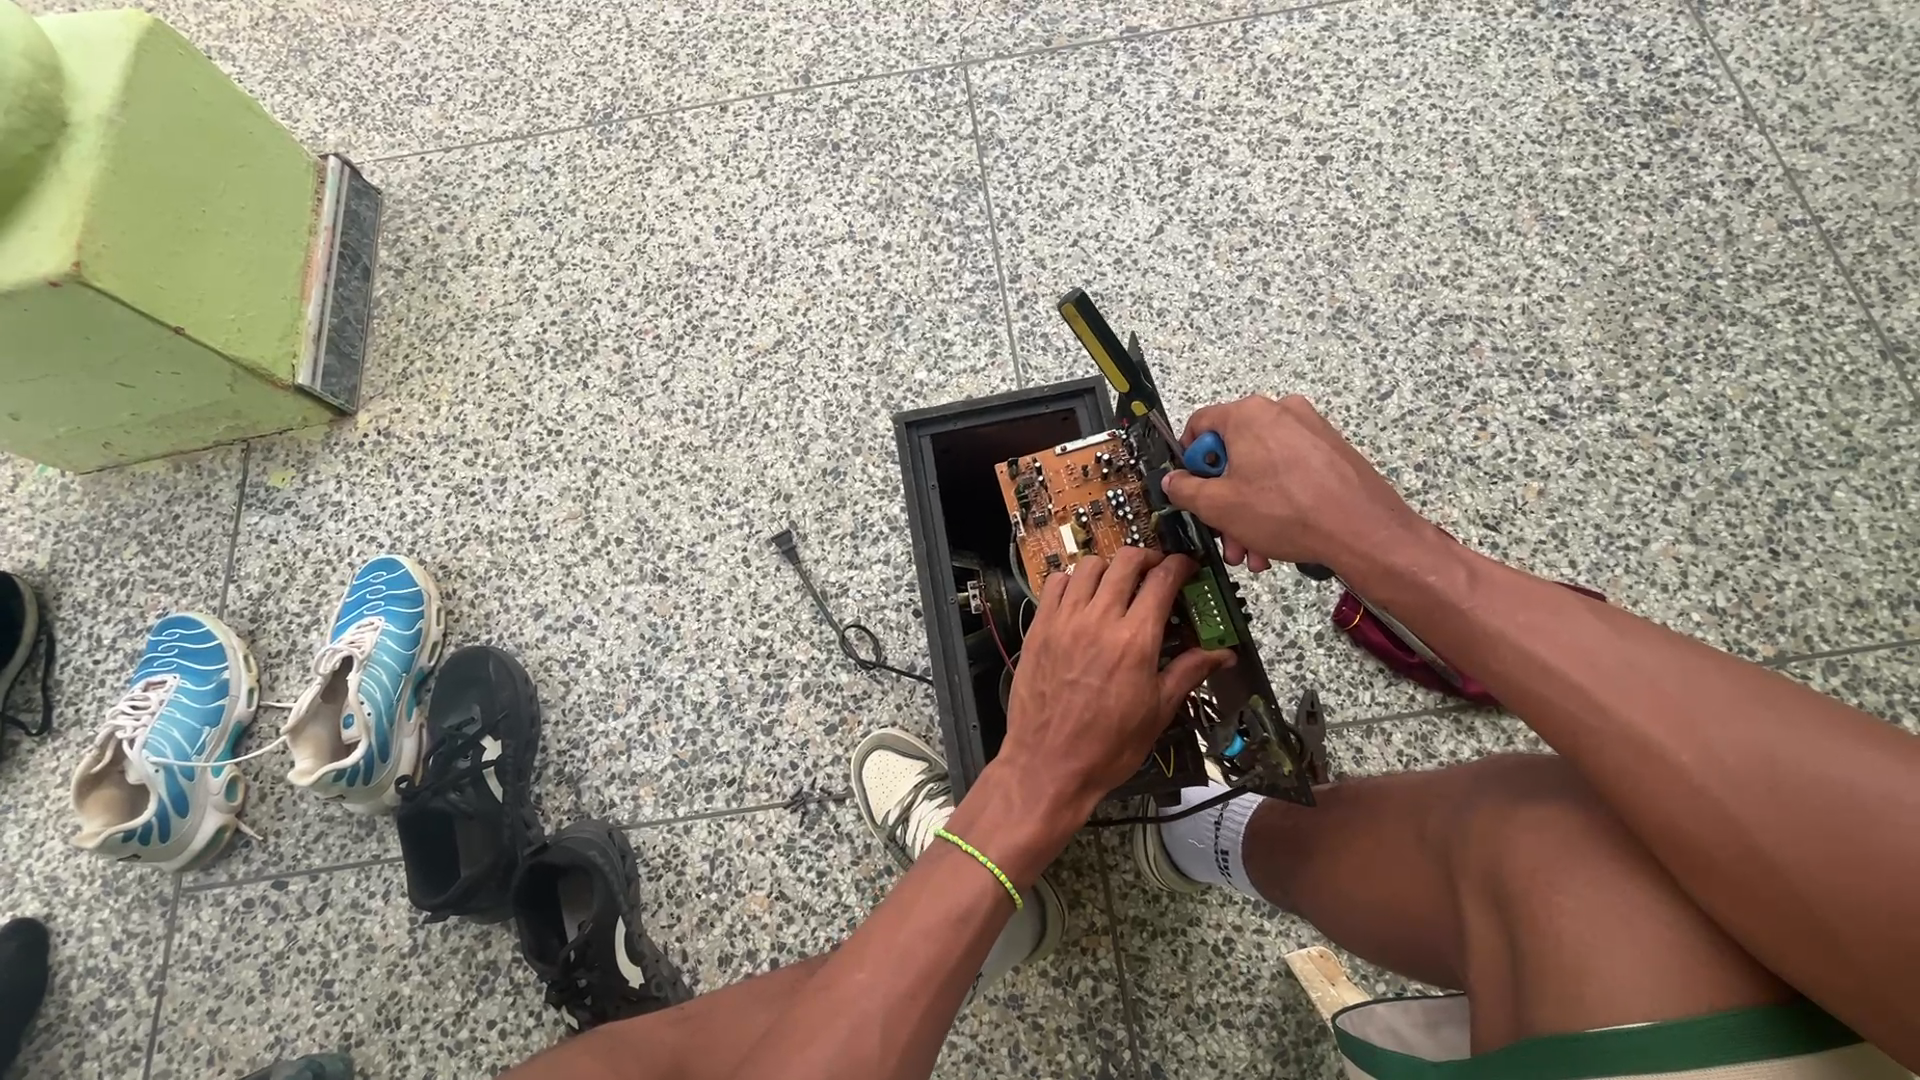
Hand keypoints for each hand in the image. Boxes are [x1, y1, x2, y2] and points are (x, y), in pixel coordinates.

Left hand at [998, 549, 1234, 820]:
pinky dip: (1071, 581)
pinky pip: (1054, 584)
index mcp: (1135, 639)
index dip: (1180, 565)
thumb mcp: (1158, 711)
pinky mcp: (1039, 628)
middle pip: (1126, 562)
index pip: (1163, 579)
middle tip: (1155, 572)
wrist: (1048, 765)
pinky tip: (1080, 598)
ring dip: (1109, 568)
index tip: (1186, 568)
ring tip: (1117, 585)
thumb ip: (1188, 672)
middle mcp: (1099, 620)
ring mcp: (1064, 621)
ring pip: (1088, 566)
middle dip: (1147, 558)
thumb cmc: (1108, 746)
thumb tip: (1224, 654)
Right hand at [1161, 394, 1422, 573]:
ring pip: (1261, 470)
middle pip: (1232, 454)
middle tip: (1224, 534)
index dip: (1188, 461)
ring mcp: (1310, 430)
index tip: (1191, 490)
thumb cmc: (1287, 512)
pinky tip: (1276, 540)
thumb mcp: (1218, 506)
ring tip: (1251, 550)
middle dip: (1222, 500)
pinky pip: (1289, 474)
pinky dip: (1277, 503)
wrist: (1363, 530)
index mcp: (1247, 414)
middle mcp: (1280, 412)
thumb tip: (1173, 481)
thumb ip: (1185, 489)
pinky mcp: (1332, 452)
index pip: (1198, 425)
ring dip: (1248, 511)